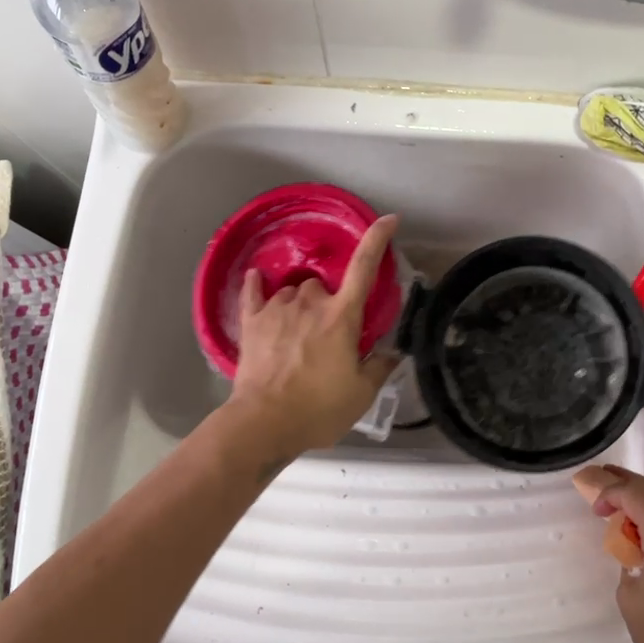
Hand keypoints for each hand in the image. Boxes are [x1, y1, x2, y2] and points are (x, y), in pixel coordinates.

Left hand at [222, 214, 401, 464]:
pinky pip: (253, 292)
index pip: (364, 268)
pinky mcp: (251, 322)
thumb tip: (392, 352)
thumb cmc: (318, 409)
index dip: (378, 240)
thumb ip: (379, 368)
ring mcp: (277, 310)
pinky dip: (257, 285)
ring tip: (297, 329)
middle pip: (322, 286)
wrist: (264, 423)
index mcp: (342, 317)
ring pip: (292, 291)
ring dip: (299, 303)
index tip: (390, 219)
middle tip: (329, 331)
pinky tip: (257, 279)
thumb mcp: (361, 394)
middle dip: (328, 301)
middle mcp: (310, 304)